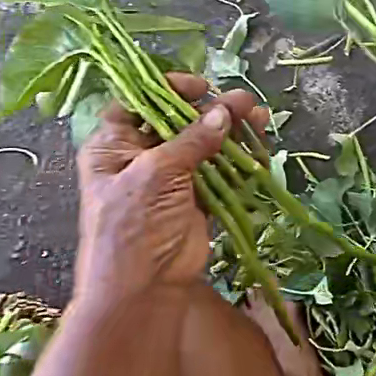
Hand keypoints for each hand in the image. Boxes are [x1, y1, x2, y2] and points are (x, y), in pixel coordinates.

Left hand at [75, 74, 270, 298]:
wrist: (144, 289)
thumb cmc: (134, 226)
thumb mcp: (156, 174)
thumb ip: (193, 140)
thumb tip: (224, 111)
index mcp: (114, 145)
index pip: (138, 101)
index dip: (167, 88)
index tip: (200, 86)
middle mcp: (140, 157)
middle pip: (179, 122)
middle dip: (212, 111)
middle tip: (245, 103)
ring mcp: (170, 179)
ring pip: (204, 146)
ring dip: (232, 133)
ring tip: (261, 121)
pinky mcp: (196, 199)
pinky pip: (220, 172)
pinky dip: (239, 162)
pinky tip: (260, 150)